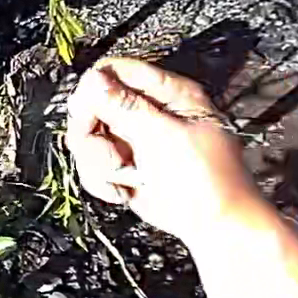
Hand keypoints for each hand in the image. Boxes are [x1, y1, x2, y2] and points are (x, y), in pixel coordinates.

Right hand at [65, 57, 264, 242]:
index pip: (114, 71)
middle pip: (90, 106)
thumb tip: (94, 79)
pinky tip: (124, 189)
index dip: (94, 92)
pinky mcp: (121, 163)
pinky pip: (90, 163)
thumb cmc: (207, 180)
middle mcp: (146, 111)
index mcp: (167, 93)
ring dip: (99, 164)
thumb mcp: (164, 137)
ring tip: (127, 176)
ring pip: (86, 138)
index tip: (91, 117)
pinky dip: (101, 180)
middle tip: (112, 156)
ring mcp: (132, 137)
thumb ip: (126, 107)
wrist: (212, 225)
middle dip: (93, 137)